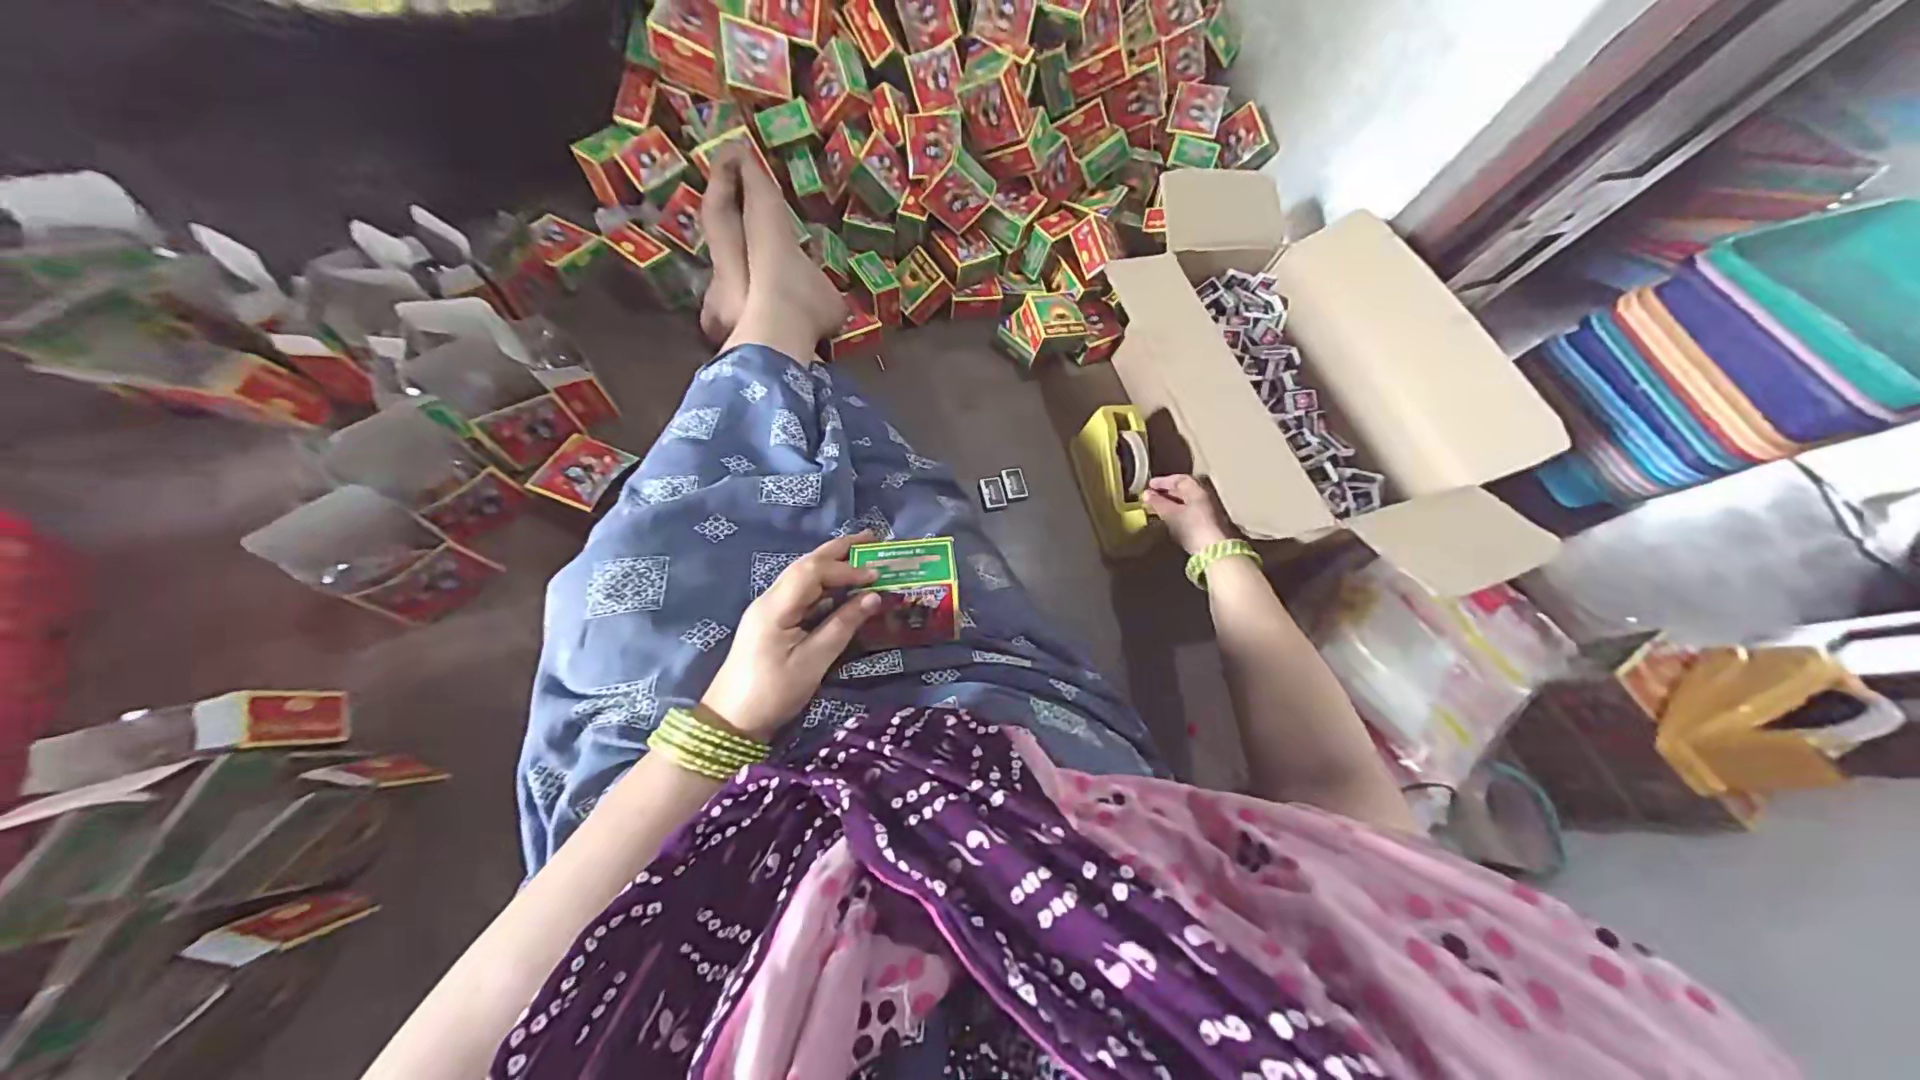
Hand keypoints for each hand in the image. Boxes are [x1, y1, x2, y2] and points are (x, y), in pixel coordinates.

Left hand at [700, 532, 882, 739]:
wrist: (731, 721)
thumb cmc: (773, 692)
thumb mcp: (813, 661)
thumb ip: (843, 625)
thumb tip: (873, 597)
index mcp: (776, 606)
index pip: (813, 571)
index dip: (846, 568)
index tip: (877, 574)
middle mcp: (770, 599)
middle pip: (806, 564)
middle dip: (839, 550)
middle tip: (872, 538)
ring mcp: (769, 610)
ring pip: (803, 577)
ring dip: (832, 564)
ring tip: (862, 556)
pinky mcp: (772, 622)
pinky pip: (801, 594)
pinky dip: (825, 585)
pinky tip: (842, 588)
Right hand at [1143, 474, 1233, 555]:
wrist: (1215, 550)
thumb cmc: (1192, 527)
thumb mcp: (1171, 514)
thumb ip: (1158, 503)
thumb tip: (1146, 494)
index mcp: (1197, 489)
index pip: (1179, 479)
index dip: (1162, 481)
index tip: (1149, 485)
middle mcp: (1205, 496)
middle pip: (1184, 489)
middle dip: (1167, 491)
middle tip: (1151, 496)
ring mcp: (1209, 509)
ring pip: (1187, 501)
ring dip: (1172, 502)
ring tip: (1157, 507)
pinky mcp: (1209, 523)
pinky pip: (1190, 511)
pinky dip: (1178, 511)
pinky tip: (1170, 517)